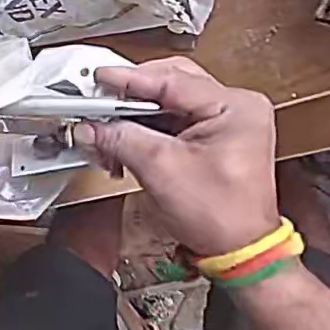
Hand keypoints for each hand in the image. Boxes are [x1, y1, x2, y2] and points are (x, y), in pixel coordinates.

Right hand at [73, 57, 279, 256]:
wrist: (237, 249)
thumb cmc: (221, 215)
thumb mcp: (162, 169)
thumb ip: (122, 139)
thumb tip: (92, 126)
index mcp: (234, 107)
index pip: (171, 81)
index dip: (128, 80)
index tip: (99, 79)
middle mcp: (233, 108)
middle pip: (168, 84)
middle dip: (129, 97)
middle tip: (98, 103)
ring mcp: (223, 123)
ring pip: (165, 103)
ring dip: (132, 117)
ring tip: (107, 132)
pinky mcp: (209, 138)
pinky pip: (169, 122)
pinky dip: (143, 131)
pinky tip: (124, 144)